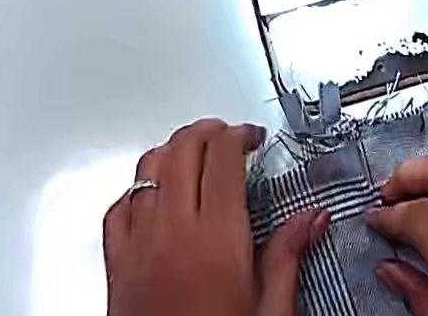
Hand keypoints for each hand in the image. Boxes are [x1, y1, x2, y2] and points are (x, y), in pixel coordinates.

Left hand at [105, 118, 328, 315]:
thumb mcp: (268, 314)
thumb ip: (287, 257)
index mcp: (217, 238)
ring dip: (173, 150)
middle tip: (227, 138)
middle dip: (208, 130)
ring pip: (149, 163)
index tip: (252, 137)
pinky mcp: (116, 259)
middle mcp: (174, 227)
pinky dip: (137, 188)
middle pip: (185, 145)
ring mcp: (140, 239)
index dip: (239, 133)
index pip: (223, 153)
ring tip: (193, 155)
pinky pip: (120, 204)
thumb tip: (311, 219)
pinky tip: (153, 196)